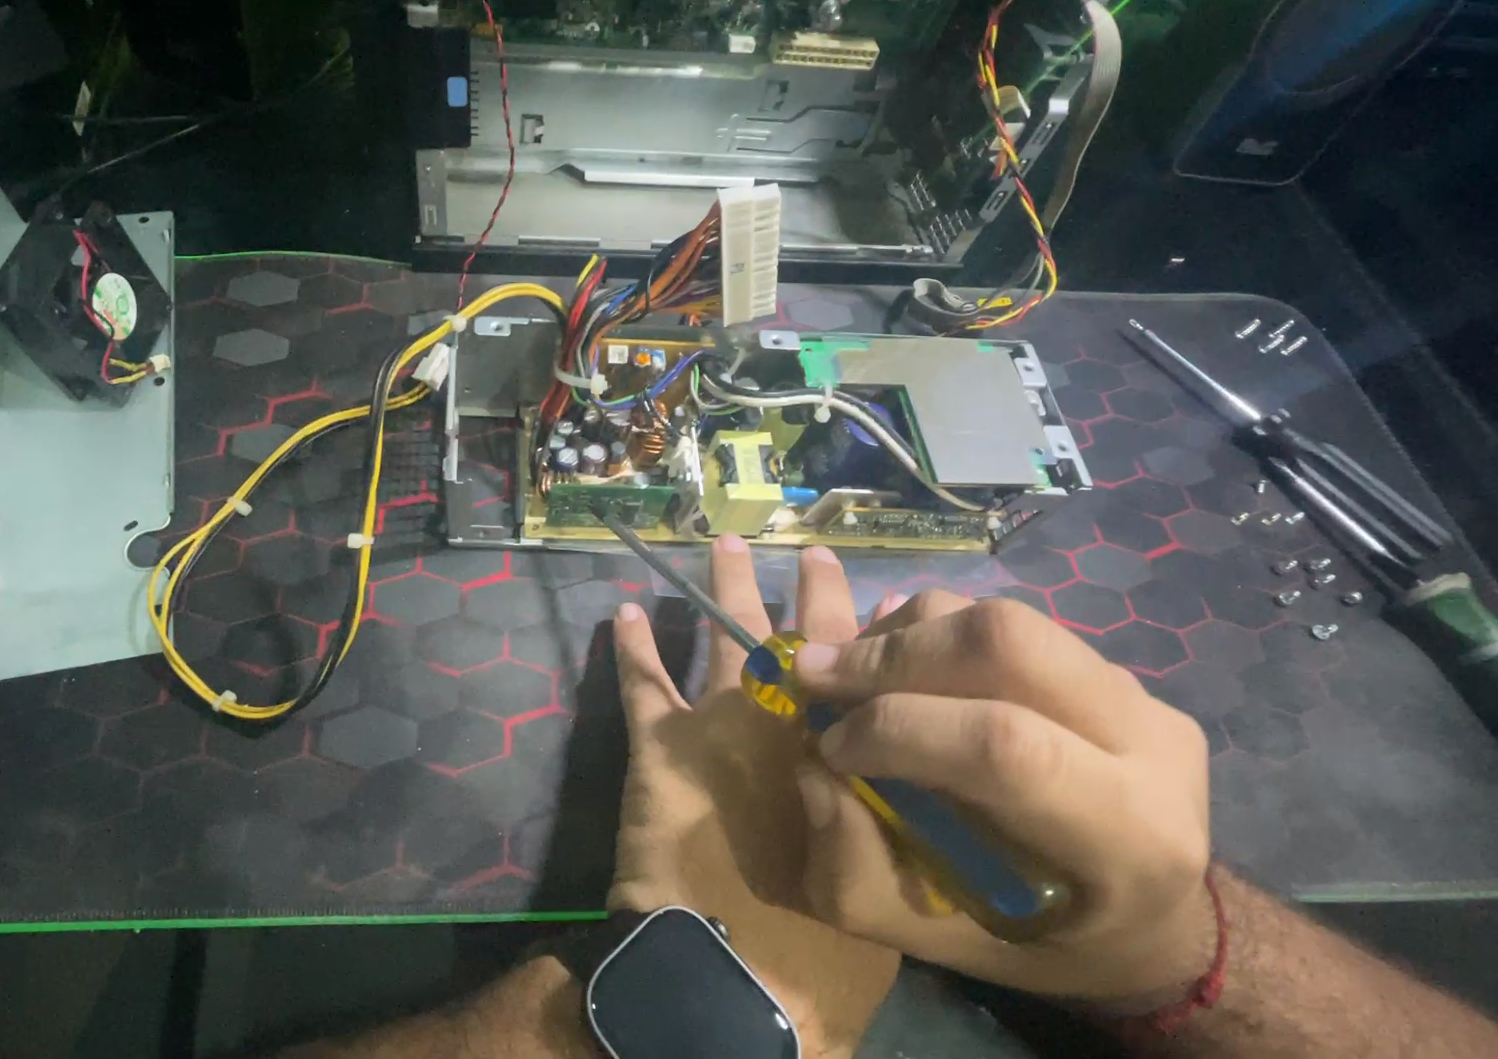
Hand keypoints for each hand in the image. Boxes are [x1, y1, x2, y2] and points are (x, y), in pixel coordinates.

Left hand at [609, 537, 898, 1058]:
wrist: (726, 969)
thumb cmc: (817, 938)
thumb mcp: (883, 877)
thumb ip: (884, 810)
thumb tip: (888, 758)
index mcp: (838, 744)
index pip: (861, 668)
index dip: (872, 632)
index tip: (884, 597)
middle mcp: (780, 716)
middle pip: (797, 636)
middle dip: (809, 590)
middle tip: (813, 552)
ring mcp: (715, 719)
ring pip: (721, 635)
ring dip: (722, 587)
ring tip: (723, 543)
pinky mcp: (659, 740)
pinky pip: (642, 680)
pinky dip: (632, 645)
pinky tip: (624, 611)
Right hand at [789, 591, 1215, 1004]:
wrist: (1143, 922)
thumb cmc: (1034, 943)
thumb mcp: (929, 940)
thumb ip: (856, 872)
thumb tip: (812, 771)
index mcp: (1128, 837)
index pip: (1006, 746)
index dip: (898, 729)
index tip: (828, 747)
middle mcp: (1151, 744)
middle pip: (1008, 644)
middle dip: (892, 654)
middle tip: (817, 676)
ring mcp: (1134, 692)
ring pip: (997, 618)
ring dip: (899, 636)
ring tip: (852, 676)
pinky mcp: (1104, 665)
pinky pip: (998, 617)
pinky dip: (922, 628)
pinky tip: (894, 670)